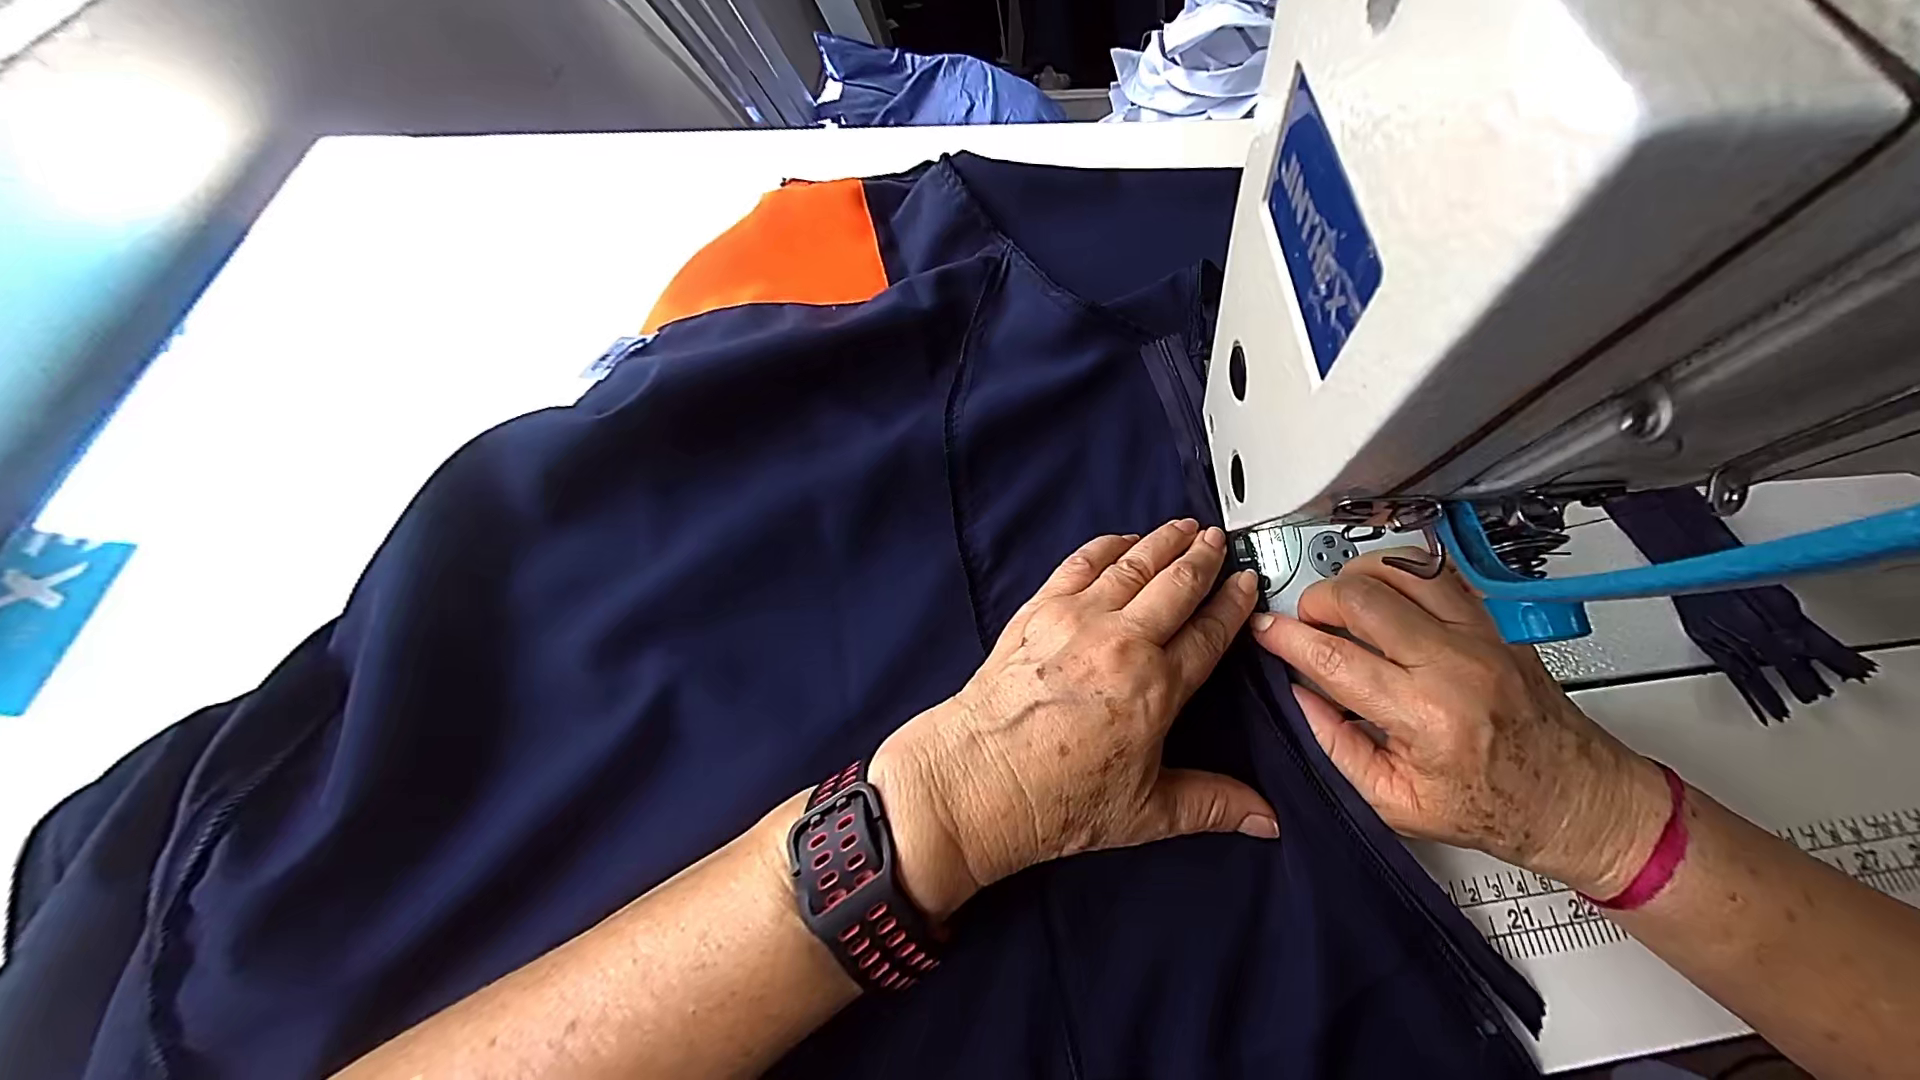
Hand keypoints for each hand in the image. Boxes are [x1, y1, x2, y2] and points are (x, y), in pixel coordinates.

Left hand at [868, 519, 1277, 919]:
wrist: (976, 780)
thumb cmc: (1054, 798)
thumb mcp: (1146, 812)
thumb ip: (1212, 805)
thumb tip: (1265, 819)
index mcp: (1155, 688)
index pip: (1209, 633)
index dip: (1232, 604)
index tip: (1247, 584)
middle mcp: (1120, 643)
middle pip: (1176, 585)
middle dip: (1203, 558)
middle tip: (1220, 541)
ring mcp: (1076, 620)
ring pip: (1132, 565)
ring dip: (1162, 542)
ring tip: (1184, 528)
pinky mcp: (1038, 611)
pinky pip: (1079, 564)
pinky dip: (1104, 546)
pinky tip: (1120, 540)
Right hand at [1249, 551, 1669, 897]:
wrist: (1582, 803)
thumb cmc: (1498, 808)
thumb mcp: (1393, 800)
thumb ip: (1333, 744)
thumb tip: (1297, 694)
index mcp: (1426, 718)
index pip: (1332, 657)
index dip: (1283, 637)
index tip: (1263, 629)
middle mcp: (1456, 667)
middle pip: (1359, 596)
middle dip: (1314, 602)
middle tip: (1306, 623)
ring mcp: (1481, 638)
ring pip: (1397, 570)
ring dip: (1354, 580)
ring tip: (1343, 607)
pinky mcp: (1495, 625)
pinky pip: (1437, 572)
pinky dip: (1398, 573)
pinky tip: (1384, 595)